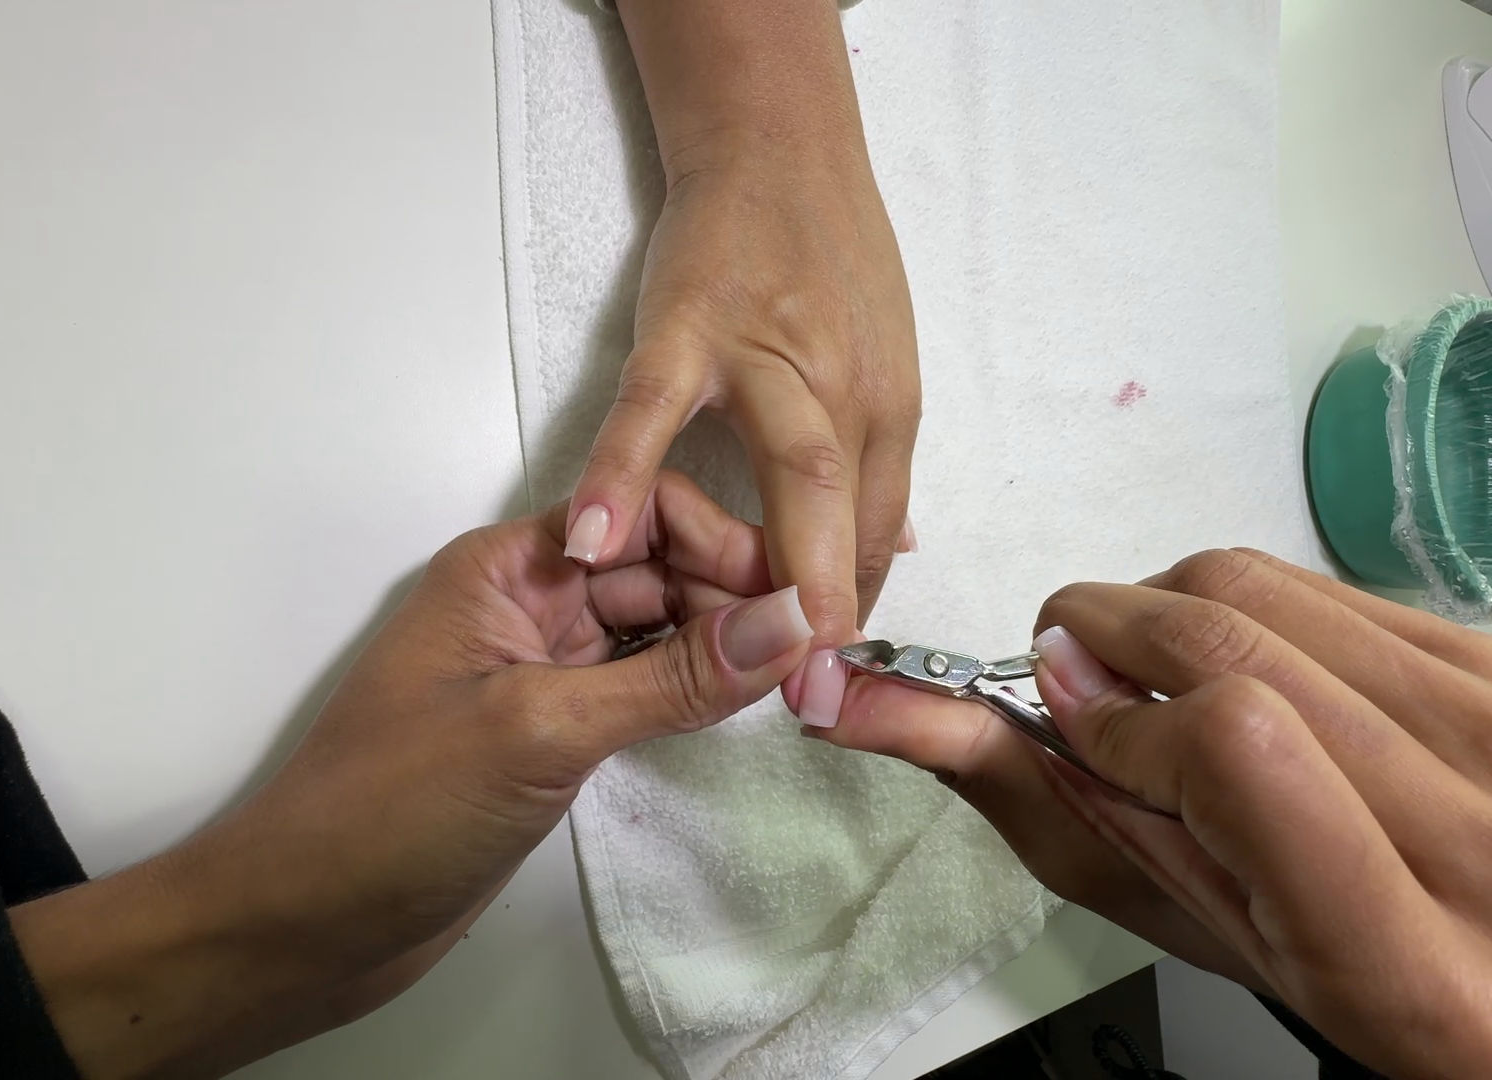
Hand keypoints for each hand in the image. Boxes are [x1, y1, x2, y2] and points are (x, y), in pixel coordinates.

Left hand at [10, 473, 812, 1079]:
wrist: (303, 930)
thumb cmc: (395, 807)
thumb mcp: (543, 729)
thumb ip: (674, 678)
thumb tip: (790, 624)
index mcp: (510, 565)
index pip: (637, 514)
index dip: (718, 540)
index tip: (793, 590)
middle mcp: (534, 599)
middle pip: (657, 568)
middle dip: (732, 595)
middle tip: (812, 641)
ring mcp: (551, 661)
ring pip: (657, 627)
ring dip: (720, 642)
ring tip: (794, 671)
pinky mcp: (562, 719)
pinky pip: (645, 681)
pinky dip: (693, 687)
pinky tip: (742, 699)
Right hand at [569, 0, 921, 647]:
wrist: (779, 149)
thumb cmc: (830, 263)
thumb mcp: (884, 365)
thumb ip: (879, 466)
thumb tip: (895, 548)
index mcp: (887, 409)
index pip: (876, 535)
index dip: (853, 611)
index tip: (829, 675)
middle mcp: (847, 389)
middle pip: (849, 517)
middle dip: (832, 614)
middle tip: (811, 702)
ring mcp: (769, 355)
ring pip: (789, 471)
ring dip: (766, 570)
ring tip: (732, 657)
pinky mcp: (690, 328)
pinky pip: (655, 409)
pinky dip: (625, 475)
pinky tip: (595, 541)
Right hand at [814, 549, 1491, 1079]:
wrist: (1379, 909)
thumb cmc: (1218, 913)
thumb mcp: (1090, 860)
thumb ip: (972, 769)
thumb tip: (833, 692)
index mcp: (1404, 968)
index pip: (1235, 750)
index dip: (1123, 719)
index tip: (1077, 718)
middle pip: (1241, 657)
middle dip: (1115, 641)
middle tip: (1083, 672)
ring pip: (1264, 594)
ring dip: (1164, 617)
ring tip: (1156, 676)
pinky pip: (1317, 578)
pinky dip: (1232, 604)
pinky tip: (1231, 662)